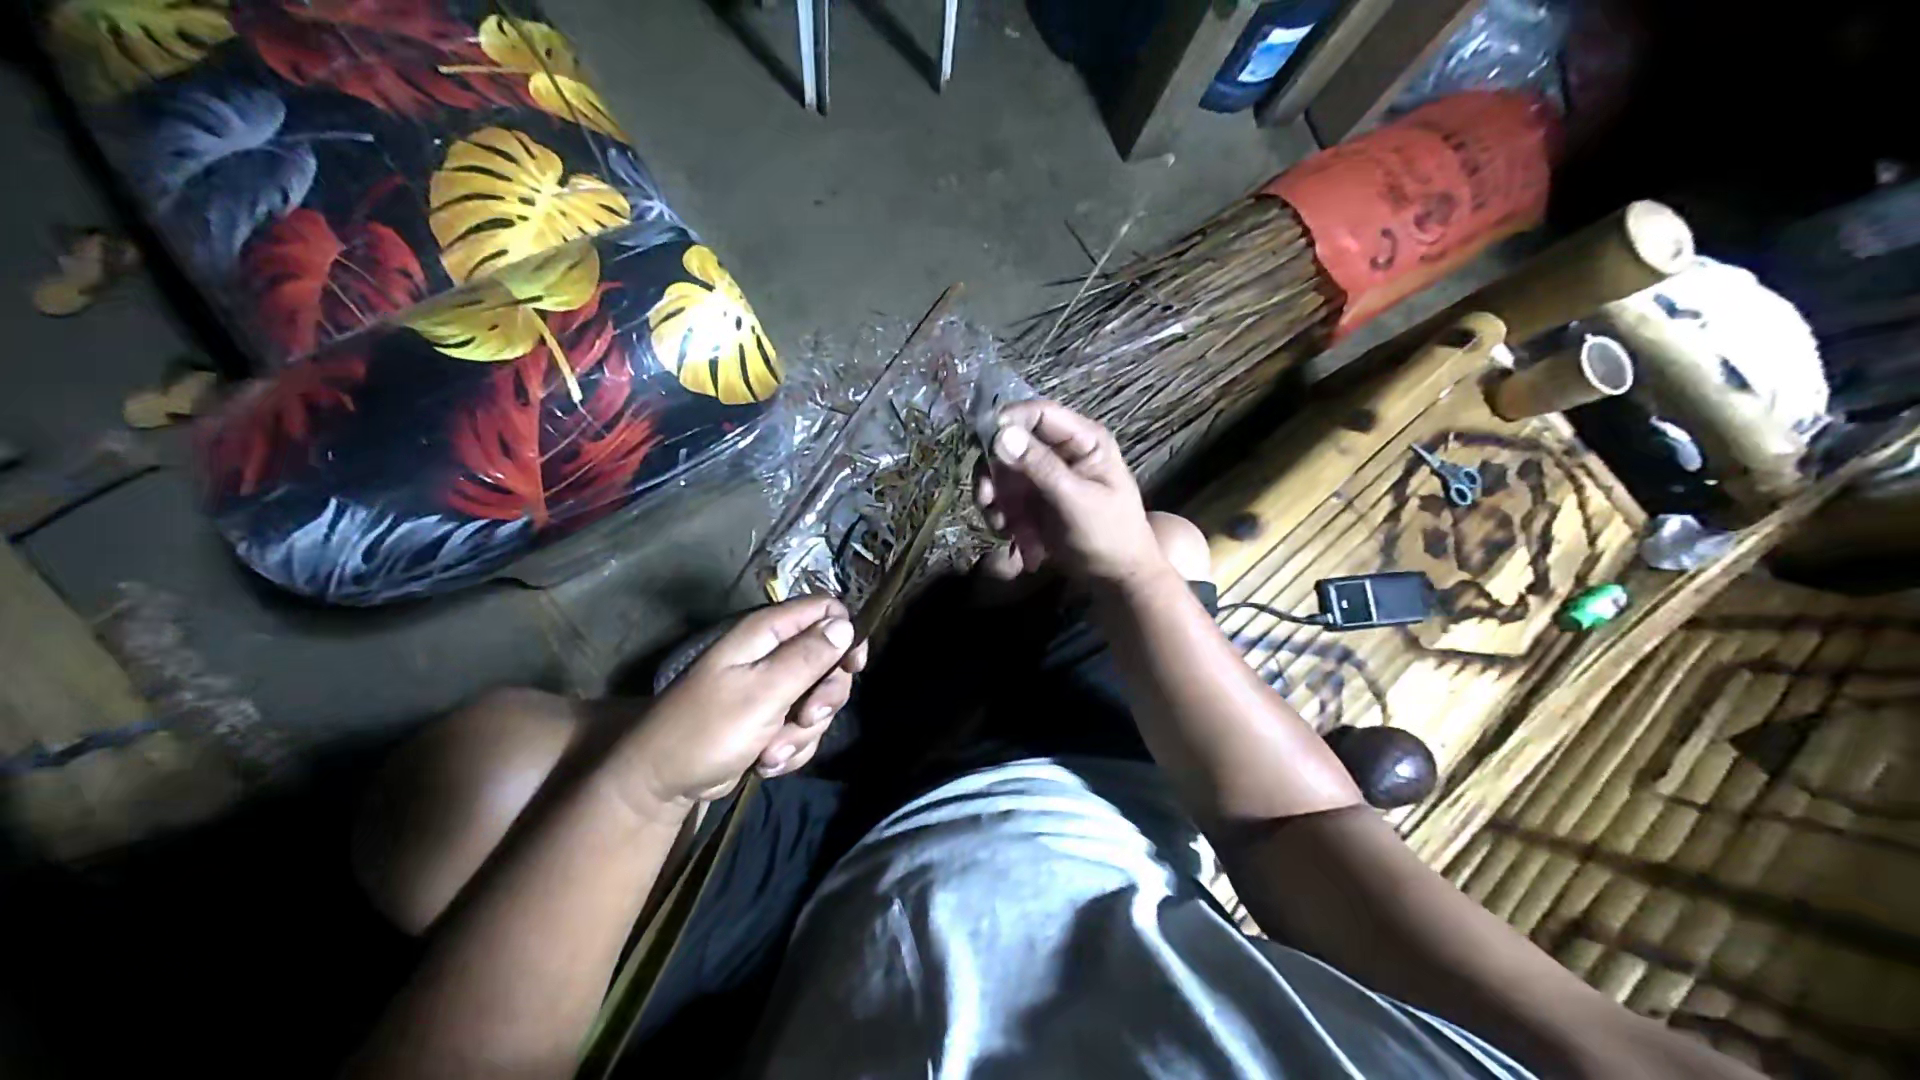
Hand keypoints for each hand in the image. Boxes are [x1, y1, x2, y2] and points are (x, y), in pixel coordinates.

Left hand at [609, 596, 867, 814]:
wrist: (662, 783)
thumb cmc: (706, 730)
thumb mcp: (762, 692)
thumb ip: (807, 657)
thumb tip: (846, 626)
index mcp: (766, 633)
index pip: (825, 611)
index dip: (846, 634)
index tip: (852, 667)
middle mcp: (772, 654)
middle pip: (830, 660)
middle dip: (825, 697)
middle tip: (805, 717)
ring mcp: (773, 688)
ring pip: (820, 701)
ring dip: (802, 732)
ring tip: (770, 750)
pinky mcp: (772, 720)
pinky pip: (804, 729)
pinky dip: (791, 749)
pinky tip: (765, 761)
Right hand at [974, 400, 1164, 586]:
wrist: (1117, 580)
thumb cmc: (1109, 535)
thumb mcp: (1076, 500)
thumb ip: (1040, 467)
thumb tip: (1002, 434)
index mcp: (1083, 441)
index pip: (1038, 414)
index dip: (1008, 423)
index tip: (983, 445)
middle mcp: (1061, 452)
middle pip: (1012, 445)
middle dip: (998, 475)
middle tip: (989, 500)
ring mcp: (1046, 477)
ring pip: (1003, 475)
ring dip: (999, 503)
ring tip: (1005, 528)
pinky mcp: (1034, 501)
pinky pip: (1006, 499)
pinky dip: (1004, 518)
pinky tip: (1015, 540)